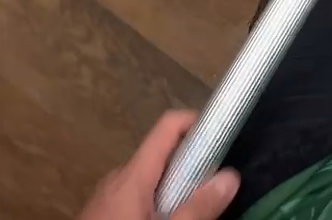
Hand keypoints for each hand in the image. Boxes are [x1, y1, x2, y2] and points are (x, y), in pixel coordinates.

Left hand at [80, 111, 239, 219]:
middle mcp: (117, 178)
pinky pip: (134, 198)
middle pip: (161, 155)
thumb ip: (197, 208)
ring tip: (187, 214)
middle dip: (189, 168)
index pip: (168, 125)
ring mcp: (105, 198)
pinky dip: (153, 205)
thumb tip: (232, 175)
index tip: (220, 139)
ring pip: (149, 180)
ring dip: (172, 190)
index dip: (196, 122)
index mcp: (132, 174)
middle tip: (209, 191)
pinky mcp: (100, 215)